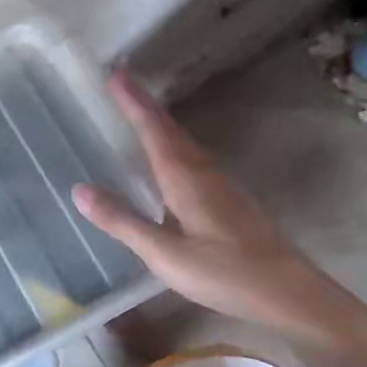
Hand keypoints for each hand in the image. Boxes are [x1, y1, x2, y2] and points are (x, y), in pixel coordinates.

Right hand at [71, 73, 346, 341]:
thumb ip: (123, 222)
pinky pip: (195, 161)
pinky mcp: (231, 202)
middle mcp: (205, 173)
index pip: (154, 131)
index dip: (134, 103)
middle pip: (172, 131)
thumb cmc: (224, 273)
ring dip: (162, 126)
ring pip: (186, 145)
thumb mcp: (164, 254)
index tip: (115, 74)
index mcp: (185, 179)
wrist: (286, 292)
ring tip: (141, 116)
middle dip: (146, 107)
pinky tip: (172, 165)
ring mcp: (222, 186)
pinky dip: (175, 149)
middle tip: (122, 86)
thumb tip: (80, 190)